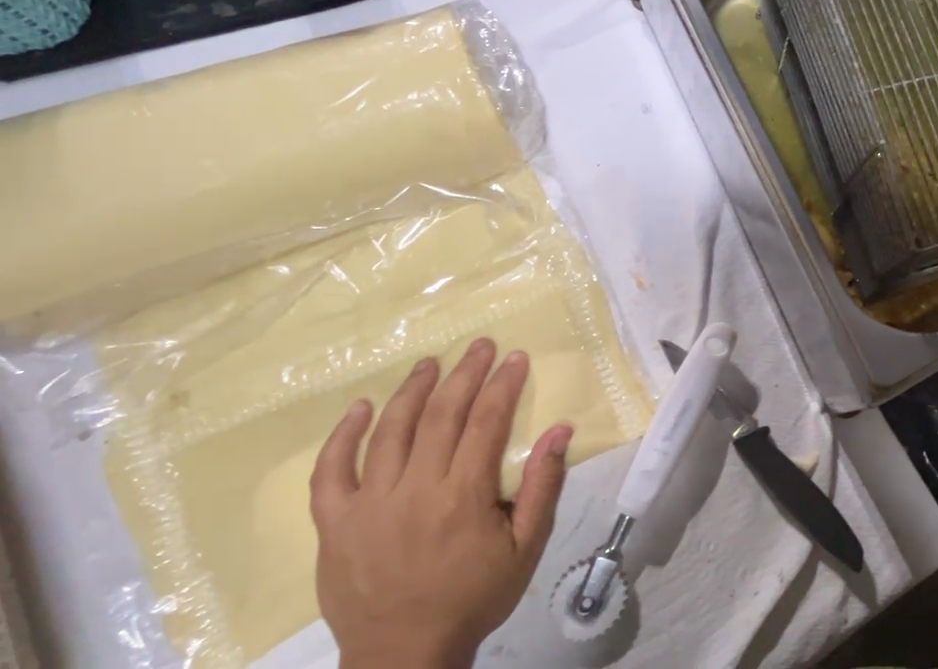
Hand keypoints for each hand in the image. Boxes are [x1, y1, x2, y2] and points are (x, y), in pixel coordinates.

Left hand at [311, 339, 573, 668]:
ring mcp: (368, 506)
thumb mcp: (526, 547)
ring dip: (412, 391)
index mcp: (463, 495)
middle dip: (464, 375)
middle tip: (480, 347)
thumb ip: (543, 486)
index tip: (515, 357)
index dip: (502, 384)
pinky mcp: (334, 524)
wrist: (403, 654)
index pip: (486, 422)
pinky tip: (360, 408)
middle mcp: (414, 490)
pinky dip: (343, 436)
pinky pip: (330, 472)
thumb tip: (560, 430)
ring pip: (389, 432)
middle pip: (440, 415)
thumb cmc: (474, 597)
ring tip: (430, 364)